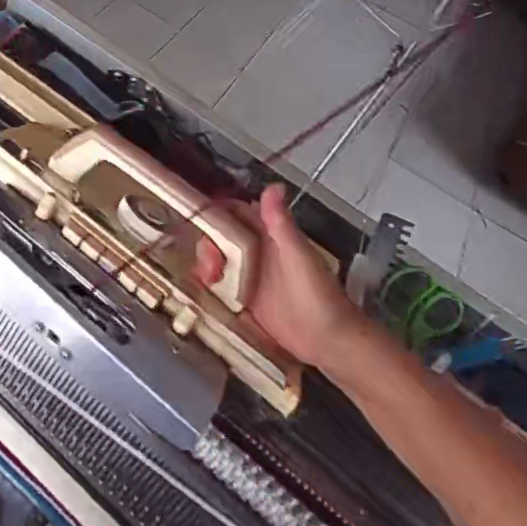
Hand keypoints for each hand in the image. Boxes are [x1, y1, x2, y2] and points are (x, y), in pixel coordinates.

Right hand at [194, 183, 372, 370]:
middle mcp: (258, 252)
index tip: (199, 216)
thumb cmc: (316, 294)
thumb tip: (273, 186)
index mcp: (271, 235)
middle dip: (208, 243)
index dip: (218, 210)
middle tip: (210, 264)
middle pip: (222, 236)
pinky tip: (204, 288)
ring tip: (209, 279)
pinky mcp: (245, 299)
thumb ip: (280, 223)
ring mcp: (251, 276)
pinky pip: (220, 284)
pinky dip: (209, 282)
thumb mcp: (297, 255)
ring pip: (219, 259)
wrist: (327, 340)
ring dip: (206, 263)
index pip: (238, 212)